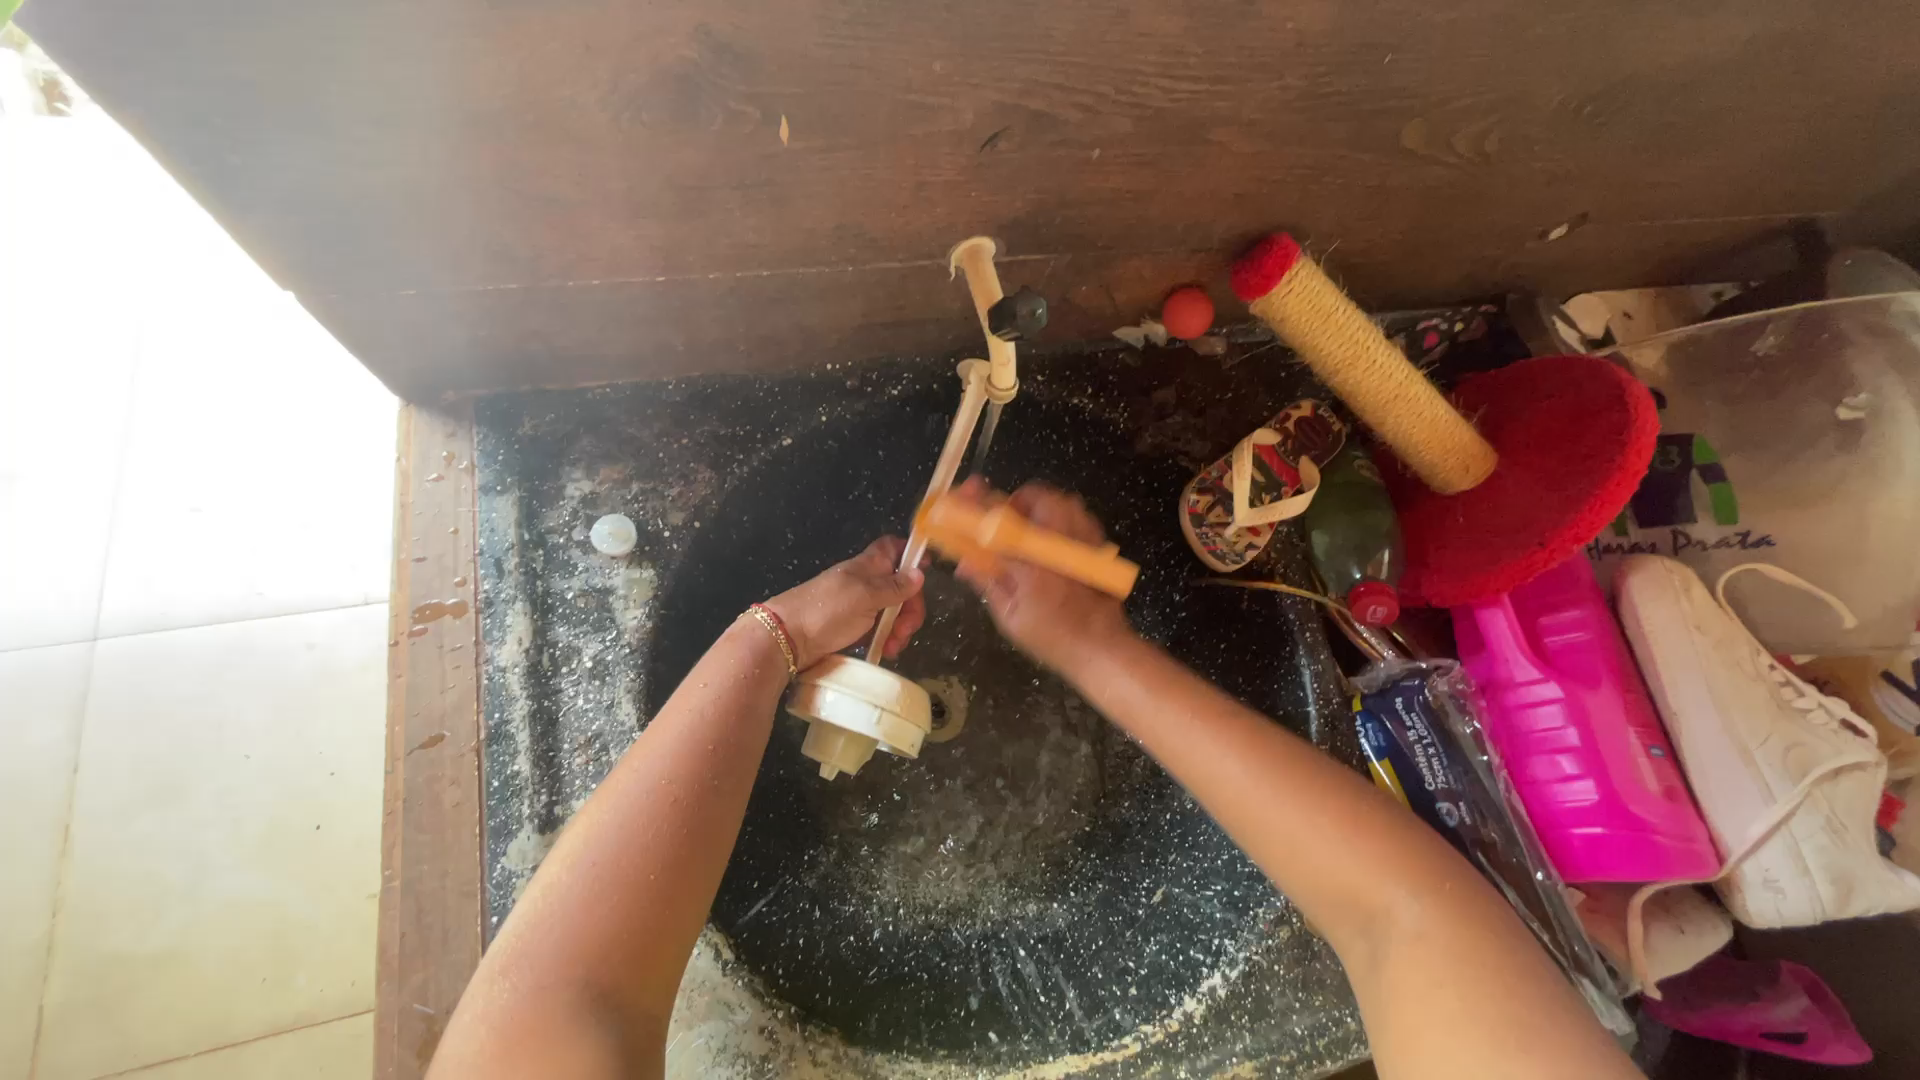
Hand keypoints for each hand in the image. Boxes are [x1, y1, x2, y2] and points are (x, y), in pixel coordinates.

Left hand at [763, 535, 926, 668]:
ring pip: (893, 610)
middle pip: (901, 585)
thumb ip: (894, 586)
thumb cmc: (826, 610)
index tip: (924, 573)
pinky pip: (879, 628)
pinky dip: (886, 638)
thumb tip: (920, 572)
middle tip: (906, 628)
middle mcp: (866, 582)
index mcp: (868, 566)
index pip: (893, 548)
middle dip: (910, 607)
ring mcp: (860, 605)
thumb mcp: (865, 596)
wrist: (787, 638)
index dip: (909, 555)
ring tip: (892, 646)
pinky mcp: (853, 627)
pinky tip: (885, 650)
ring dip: (900, 627)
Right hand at [950, 478, 1136, 674]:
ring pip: (1063, 500)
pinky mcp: (1099, 546)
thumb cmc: (1053, 637)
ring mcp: (1083, 542)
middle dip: (1018, 501)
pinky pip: (1081, 515)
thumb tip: (965, 564)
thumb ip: (988, 584)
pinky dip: (1064, 517)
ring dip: (1042, 505)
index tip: (967, 499)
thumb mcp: (1010, 617)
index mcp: (1031, 563)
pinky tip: (1055, 540)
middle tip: (1007, 520)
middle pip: (1038, 497)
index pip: (998, 524)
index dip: (978, 508)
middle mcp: (1059, 544)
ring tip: (1031, 528)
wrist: (1101, 647)